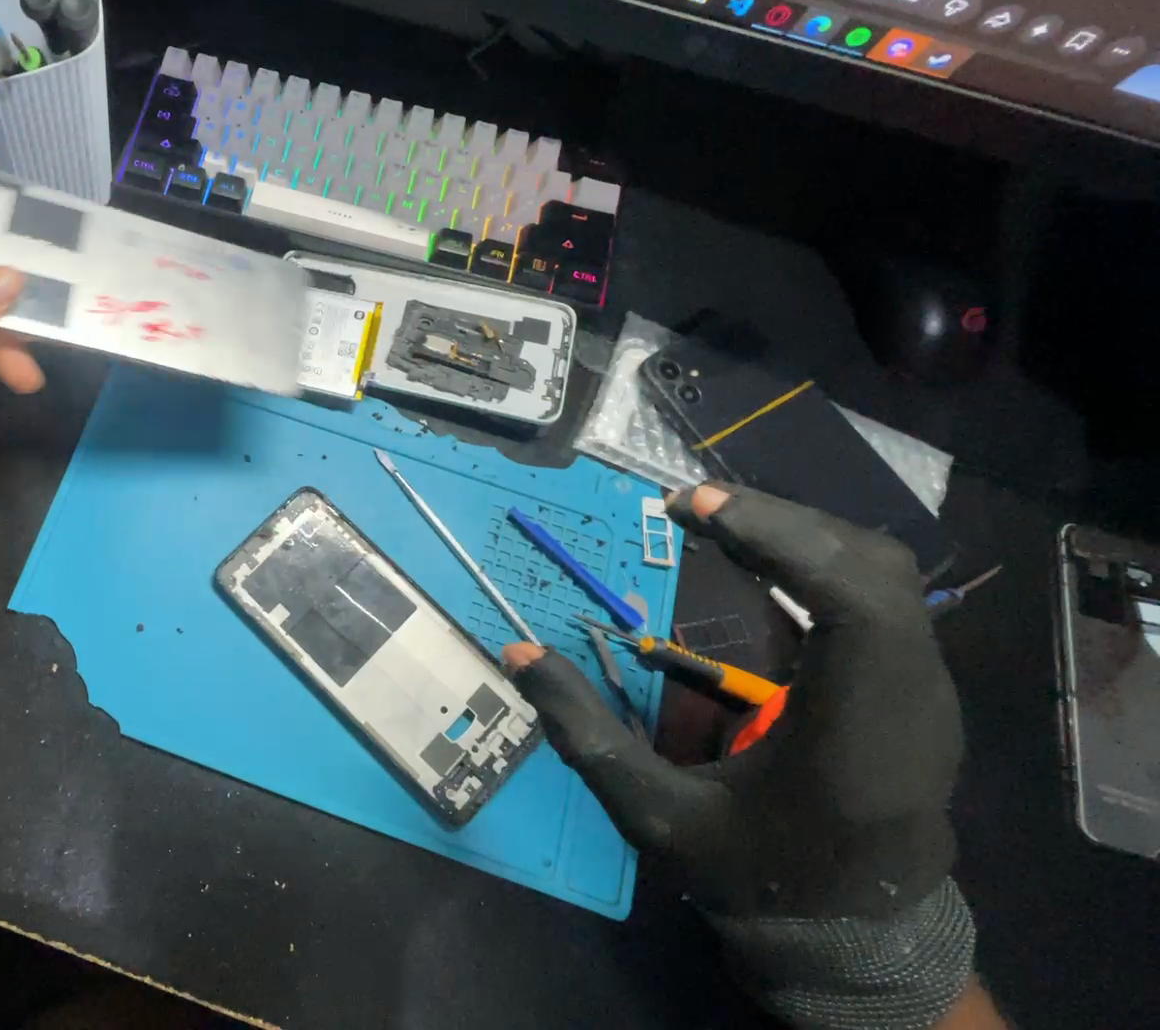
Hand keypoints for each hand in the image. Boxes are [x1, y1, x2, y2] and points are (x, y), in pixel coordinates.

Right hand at [504, 484, 976, 1026]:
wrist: (849, 934)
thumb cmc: (749, 872)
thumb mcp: (650, 812)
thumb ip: (583, 731)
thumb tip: (517, 651)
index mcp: (859, 733)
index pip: (855, 603)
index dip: (780, 537)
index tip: (692, 507)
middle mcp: (910, 699)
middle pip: (871, 571)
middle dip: (778, 521)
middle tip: (688, 504)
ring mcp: (921, 691)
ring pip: (881, 576)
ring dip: (796, 534)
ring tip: (714, 519)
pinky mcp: (907, 687)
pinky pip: (873, 598)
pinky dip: (811, 560)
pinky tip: (756, 557)